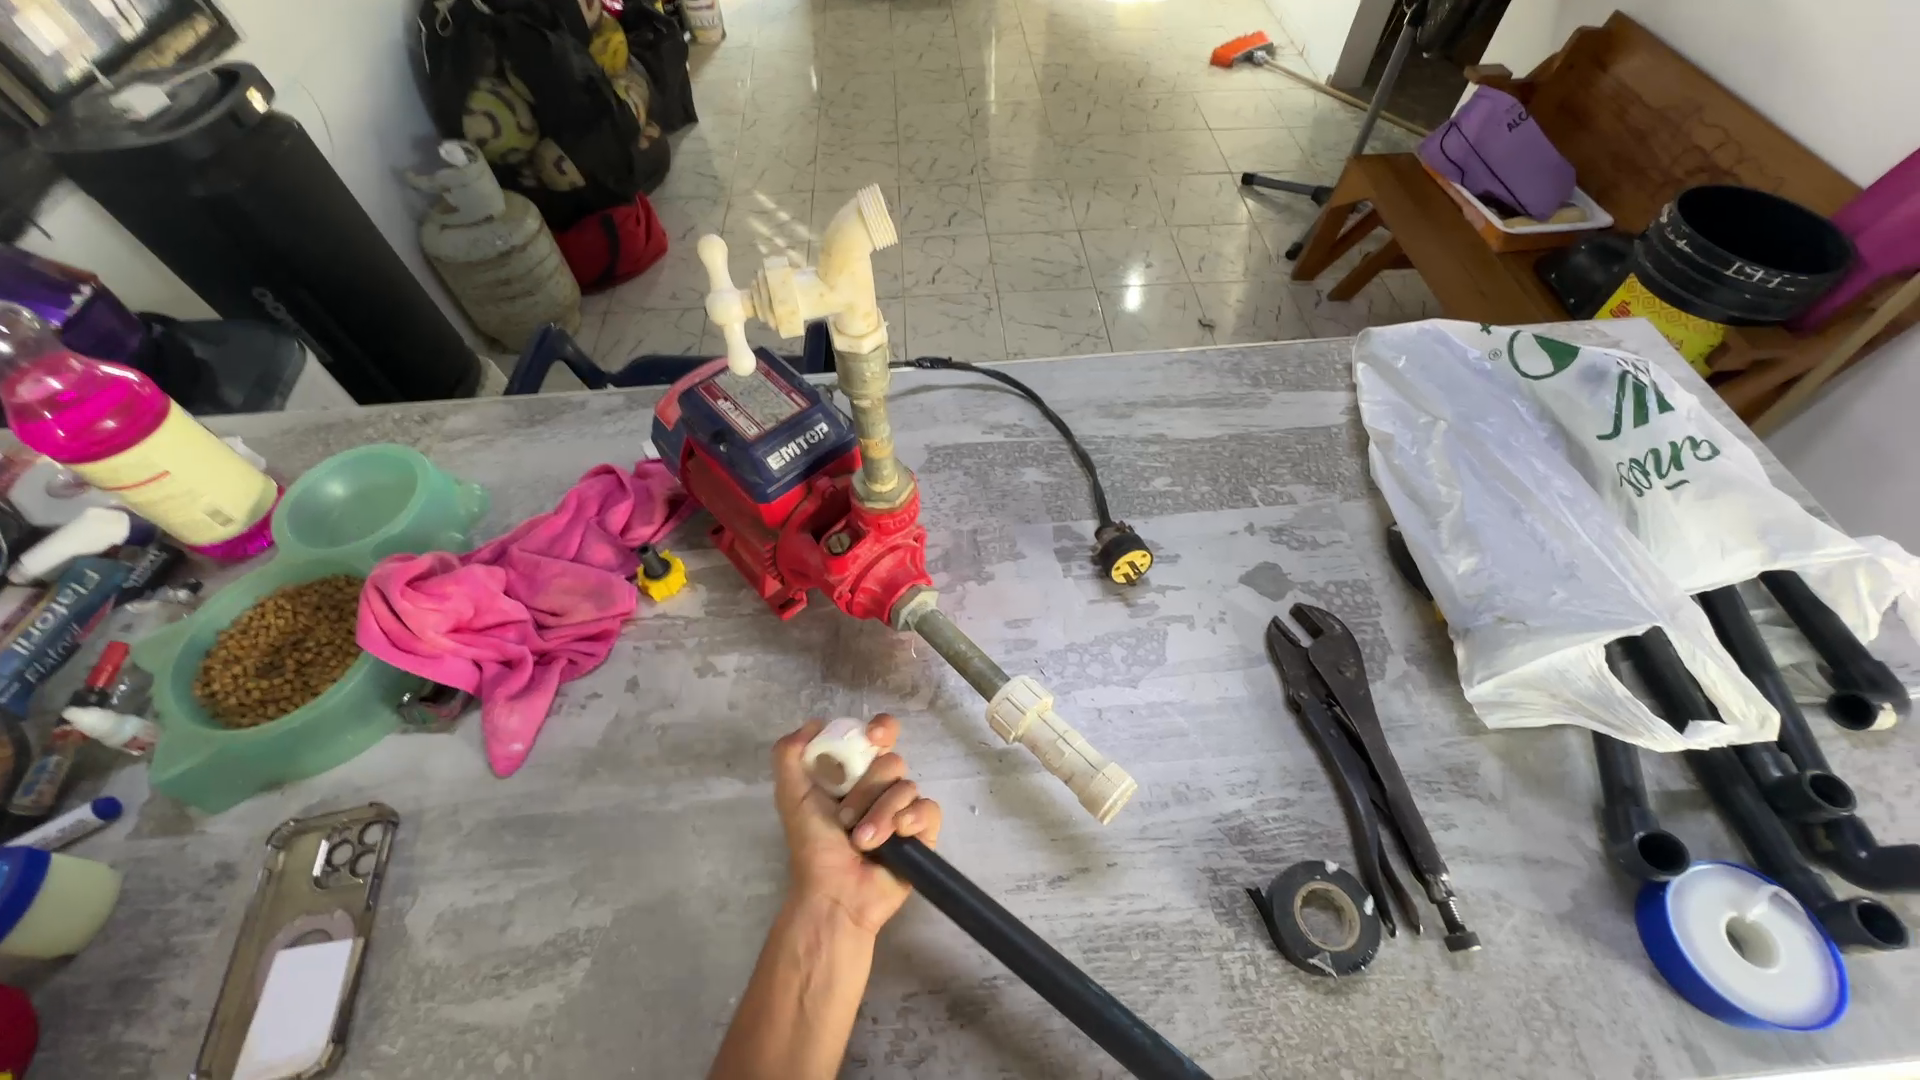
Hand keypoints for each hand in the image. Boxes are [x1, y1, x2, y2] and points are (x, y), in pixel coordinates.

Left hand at [771, 715, 942, 936]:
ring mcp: (905, 808)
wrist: (833, 893)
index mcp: (857, 771)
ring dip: (880, 814)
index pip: (880, 734)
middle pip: (892, 761)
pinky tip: (899, 835)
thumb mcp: (791, 796)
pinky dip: (911, 819)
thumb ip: (790, 755)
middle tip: (845, 819)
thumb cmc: (812, 846)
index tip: (873, 739)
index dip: (882, 729)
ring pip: (907, 787)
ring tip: (861, 842)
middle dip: (867, 790)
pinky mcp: (924, 832)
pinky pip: (928, 809)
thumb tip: (814, 723)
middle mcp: (883, 785)